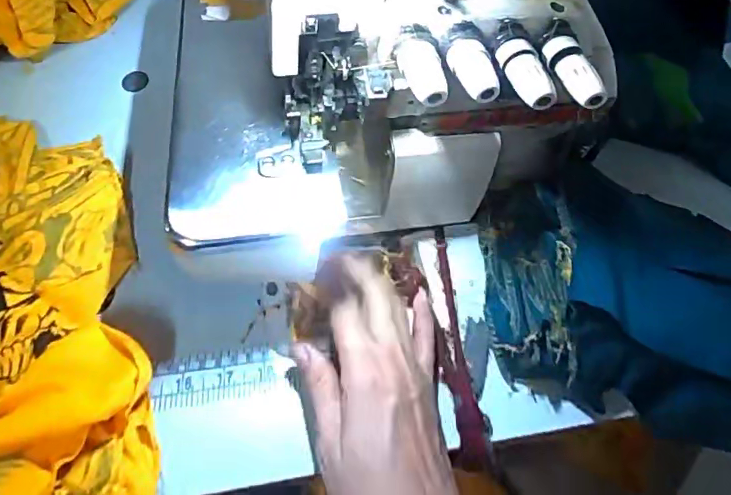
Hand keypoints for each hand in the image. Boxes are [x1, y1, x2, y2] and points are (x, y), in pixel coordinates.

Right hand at [292, 252, 454, 494]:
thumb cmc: (366, 483)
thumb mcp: (330, 444)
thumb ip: (319, 389)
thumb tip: (300, 347)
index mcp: (364, 370)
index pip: (344, 309)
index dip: (330, 285)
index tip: (316, 270)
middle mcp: (392, 356)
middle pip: (376, 295)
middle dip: (356, 269)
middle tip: (336, 257)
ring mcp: (416, 364)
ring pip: (400, 306)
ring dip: (382, 281)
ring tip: (363, 265)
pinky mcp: (430, 378)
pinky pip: (428, 333)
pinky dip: (422, 309)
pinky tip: (416, 292)